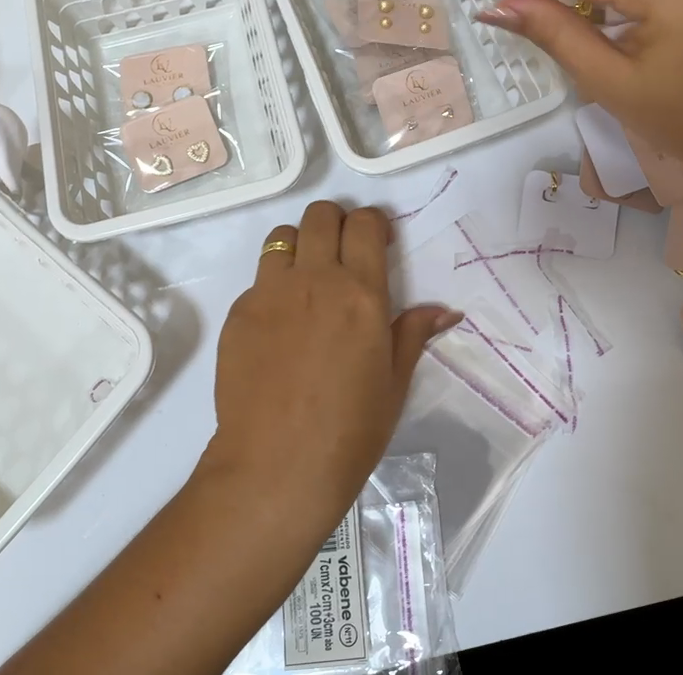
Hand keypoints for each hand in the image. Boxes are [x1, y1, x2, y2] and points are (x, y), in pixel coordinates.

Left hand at [202, 202, 457, 526]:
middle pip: (320, 215)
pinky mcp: (237, 314)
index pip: (365, 224)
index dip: (374, 223)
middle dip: (336, 222)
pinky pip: (257, 282)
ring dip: (299, 247)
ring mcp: (268, 294)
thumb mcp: (393, 383)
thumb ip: (413, 334)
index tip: (379, 242)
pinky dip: (272, 290)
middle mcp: (313, 280)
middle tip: (343, 254)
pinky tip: (279, 331)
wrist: (275, 467)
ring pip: (281, 237)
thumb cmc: (349, 432)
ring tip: (307, 283)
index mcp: (360, 294)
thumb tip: (445, 311)